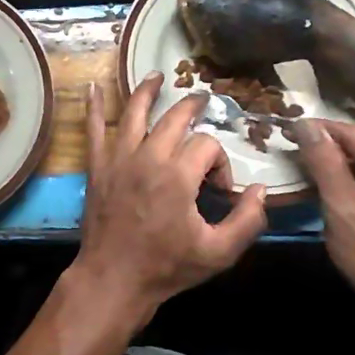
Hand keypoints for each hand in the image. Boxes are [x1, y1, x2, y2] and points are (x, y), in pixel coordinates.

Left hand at [70, 73, 266, 320]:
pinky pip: (93, 130)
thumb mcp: (219, 252)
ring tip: (157, 75)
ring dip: (147, 91)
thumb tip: (261, 189)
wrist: (114, 278)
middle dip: (192, 107)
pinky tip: (93, 86)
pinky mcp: (98, 167)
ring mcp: (118, 159)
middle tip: (203, 100)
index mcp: (177, 176)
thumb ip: (247, 220)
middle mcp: (147, 158)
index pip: (207, 146)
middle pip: (174, 119)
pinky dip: (94, 107)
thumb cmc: (166, 267)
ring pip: (134, 113)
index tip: (219, 188)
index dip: (220, 162)